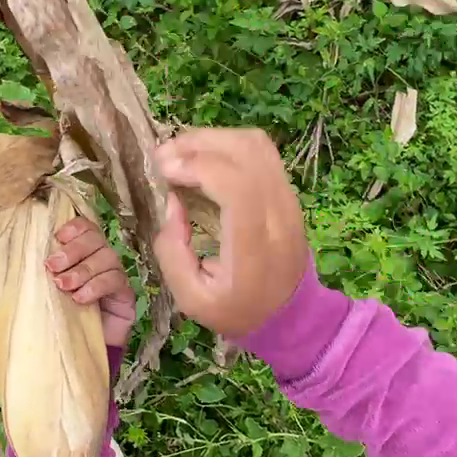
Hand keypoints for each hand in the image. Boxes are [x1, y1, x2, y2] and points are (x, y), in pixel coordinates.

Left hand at [46, 217, 136, 347]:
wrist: (81, 351)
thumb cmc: (61, 316)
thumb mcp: (48, 290)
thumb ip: (45, 272)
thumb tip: (22, 253)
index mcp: (82, 253)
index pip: (85, 228)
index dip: (74, 228)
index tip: (57, 237)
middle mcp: (101, 259)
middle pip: (95, 239)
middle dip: (73, 250)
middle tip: (52, 266)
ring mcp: (115, 275)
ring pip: (107, 257)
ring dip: (82, 269)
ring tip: (63, 286)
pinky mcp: (126, 294)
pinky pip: (115, 280)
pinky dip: (96, 286)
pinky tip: (81, 298)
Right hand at [151, 128, 309, 336]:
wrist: (292, 316)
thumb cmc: (238, 311)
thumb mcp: (192, 299)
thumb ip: (173, 252)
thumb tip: (171, 202)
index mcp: (254, 246)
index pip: (236, 184)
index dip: (197, 165)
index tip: (163, 171)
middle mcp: (278, 214)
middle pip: (246, 151)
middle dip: (197, 144)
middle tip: (163, 158)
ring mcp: (288, 199)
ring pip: (255, 143)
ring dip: (212, 139)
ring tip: (180, 155)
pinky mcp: (288, 192)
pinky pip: (261, 152)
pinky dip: (227, 146)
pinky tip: (203, 161)